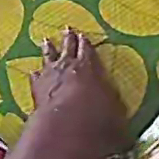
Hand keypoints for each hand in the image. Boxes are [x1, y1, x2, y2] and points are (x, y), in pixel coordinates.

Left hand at [24, 28, 124, 158]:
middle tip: (67, 28)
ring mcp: (50, 76)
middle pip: (68, 47)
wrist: (60, 129)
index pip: (88, 50)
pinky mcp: (36, 89)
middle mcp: (68, 67)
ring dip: (48, 49)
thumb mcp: (115, 115)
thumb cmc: (93, 121)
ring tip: (46, 41)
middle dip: (68, 38)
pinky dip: (36, 74)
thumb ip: (116, 109)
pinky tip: (34, 72)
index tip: (83, 34)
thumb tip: (124, 115)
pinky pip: (35, 77)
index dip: (86, 43)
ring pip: (49, 57)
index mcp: (89, 68)